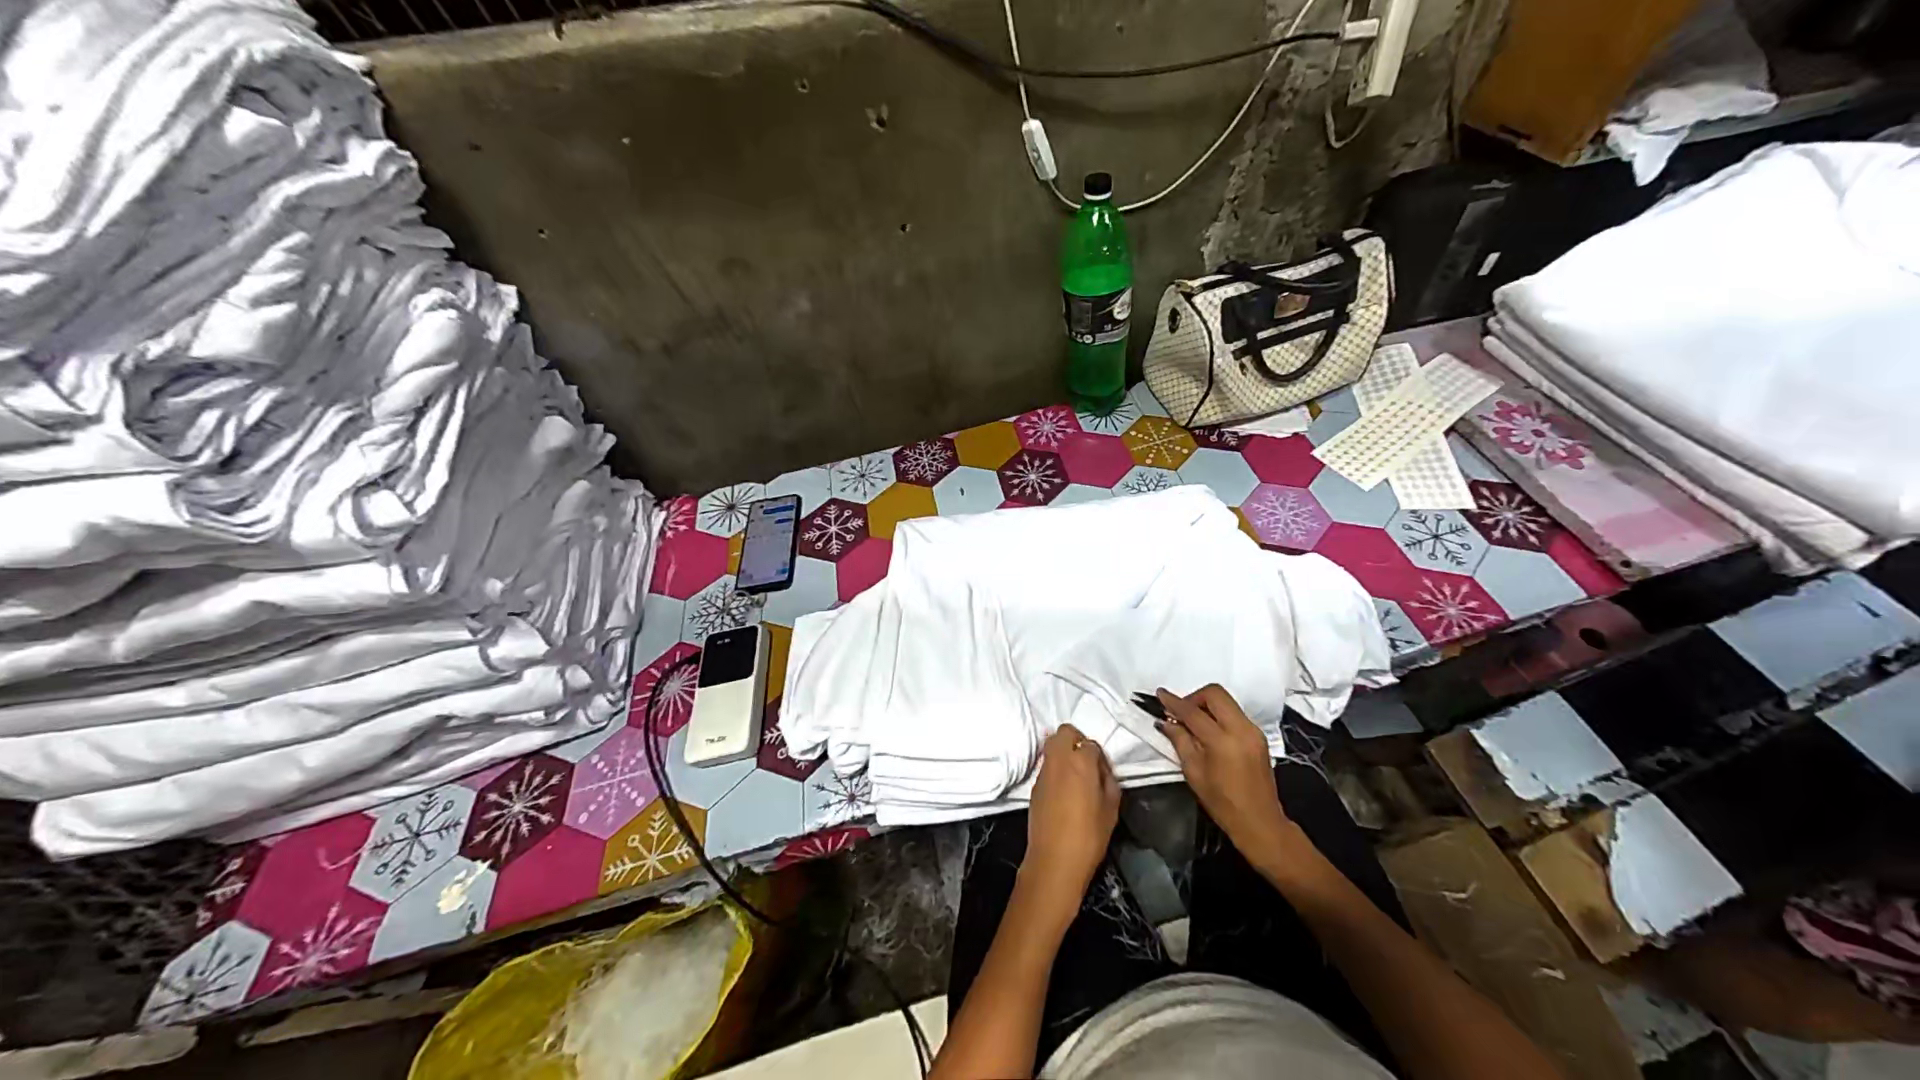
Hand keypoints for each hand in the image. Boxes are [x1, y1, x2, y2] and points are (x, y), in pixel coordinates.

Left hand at [1022, 724, 1119, 908]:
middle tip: (1087, 760)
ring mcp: (1043, 772)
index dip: (1098, 754)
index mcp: (1081, 762)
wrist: (1054, 860)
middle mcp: (1058, 760)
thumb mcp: (1111, 808)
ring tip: (1076, 774)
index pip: (1090, 742)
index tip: (1103, 770)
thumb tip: (1101, 769)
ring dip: (1064, 751)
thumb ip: (1108, 780)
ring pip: (1051, 745)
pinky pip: (1046, 764)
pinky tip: (1064, 788)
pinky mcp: (1034, 785)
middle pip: (1064, 731)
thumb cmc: (1089, 836)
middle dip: (1076, 738)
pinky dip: (1055, 767)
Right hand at [1156, 685, 1300, 870]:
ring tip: (1192, 723)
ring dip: (1206, 705)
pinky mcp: (1259, 736)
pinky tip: (1208, 731)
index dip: (1174, 702)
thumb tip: (1167, 722)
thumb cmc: (1222, 803)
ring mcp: (1253, 731)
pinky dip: (1218, 715)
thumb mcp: (1193, 773)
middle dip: (1194, 698)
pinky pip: (1234, 713)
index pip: (1193, 712)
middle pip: (1215, 694)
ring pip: (1226, 701)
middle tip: (1180, 713)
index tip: (1160, 695)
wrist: (1260, 821)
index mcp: (1223, 741)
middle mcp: (1241, 729)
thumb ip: (1180, 741)